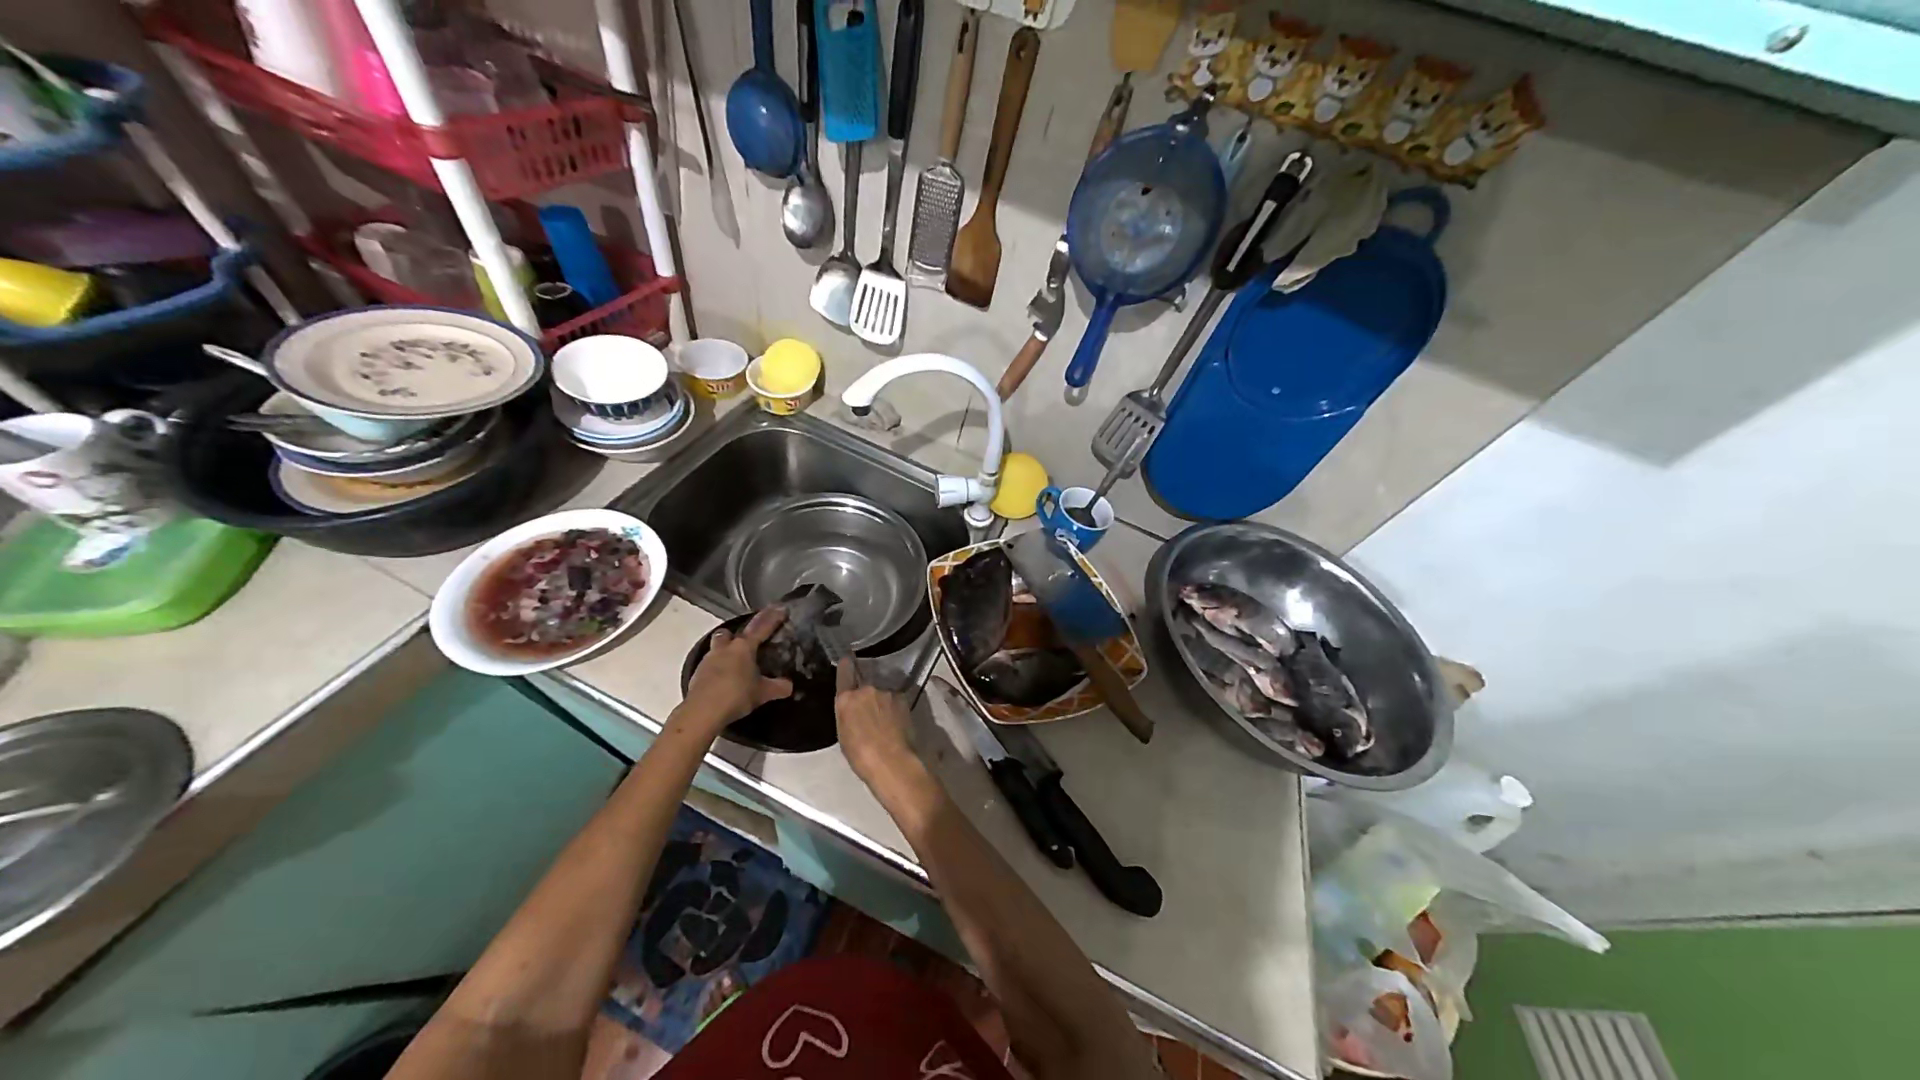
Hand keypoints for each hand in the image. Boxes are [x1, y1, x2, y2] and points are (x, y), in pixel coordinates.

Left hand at [678, 607, 792, 733]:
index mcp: (743, 648)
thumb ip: (778, 687)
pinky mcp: (697, 675)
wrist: (703, 712)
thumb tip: (789, 686)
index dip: (772, 618)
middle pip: (728, 633)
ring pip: (716, 648)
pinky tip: (723, 680)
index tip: (780, 608)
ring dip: (724, 652)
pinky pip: (709, 666)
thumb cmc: (736, 695)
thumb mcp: (763, 693)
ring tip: (734, 665)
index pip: (761, 628)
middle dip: (735, 635)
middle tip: (745, 644)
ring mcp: (708, 660)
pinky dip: (717, 669)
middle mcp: (724, 649)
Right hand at [835, 658, 916, 781]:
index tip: (848, 658)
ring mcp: (886, 692)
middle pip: (864, 686)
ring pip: (881, 693)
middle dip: (866, 696)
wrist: (892, 762)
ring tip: (885, 722)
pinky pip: (894, 699)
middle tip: (869, 714)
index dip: (846, 665)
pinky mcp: (903, 698)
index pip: (845, 672)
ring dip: (881, 702)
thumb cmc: (861, 756)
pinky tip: (896, 722)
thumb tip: (851, 707)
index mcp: (846, 699)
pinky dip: (894, 707)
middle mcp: (866, 689)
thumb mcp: (844, 734)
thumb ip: (847, 713)